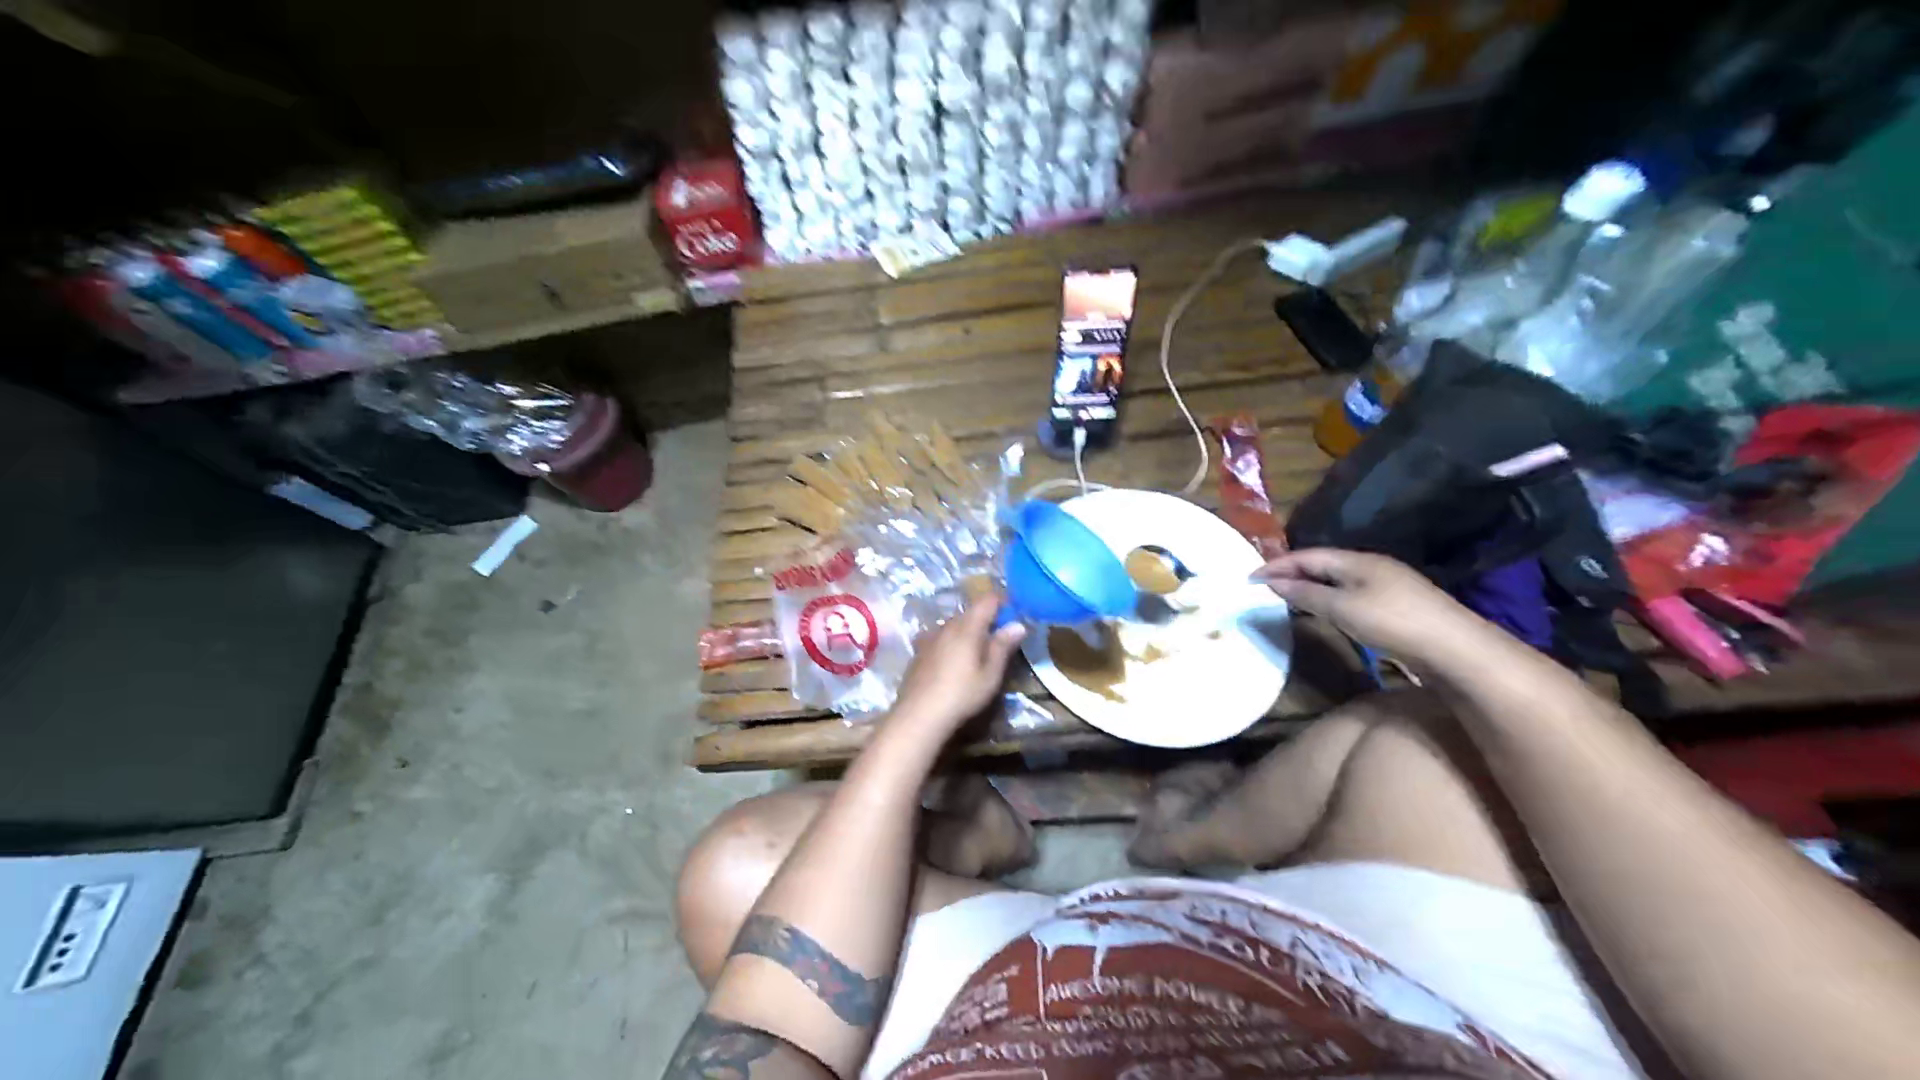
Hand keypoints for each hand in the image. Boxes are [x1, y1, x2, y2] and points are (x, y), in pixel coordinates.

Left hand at [888, 594, 1027, 739]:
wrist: (919, 714)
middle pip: (969, 612)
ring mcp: (929, 638)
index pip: (987, 600)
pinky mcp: (918, 652)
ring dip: (967, 631)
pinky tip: (952, 661)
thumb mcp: (990, 674)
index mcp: (967, 627)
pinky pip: (939, 638)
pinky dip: (951, 642)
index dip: (1002, 601)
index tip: (1014, 613)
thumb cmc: (962, 694)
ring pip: (953, 625)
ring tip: (976, 651)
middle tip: (999, 637)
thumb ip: (1002, 646)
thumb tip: (1018, 624)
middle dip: (985, 618)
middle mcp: (946, 626)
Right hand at [1254, 548, 1490, 667]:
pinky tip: (1324, 608)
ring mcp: (1387, 584)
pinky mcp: (1396, 604)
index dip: (1276, 564)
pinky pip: (1350, 591)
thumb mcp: (1342, 608)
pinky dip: (1328, 595)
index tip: (1249, 577)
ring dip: (1309, 583)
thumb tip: (1272, 581)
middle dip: (1291, 571)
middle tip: (1264, 584)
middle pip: (1322, 563)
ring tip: (1287, 595)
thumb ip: (1305, 593)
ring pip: (1337, 578)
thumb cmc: (1392, 622)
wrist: (1454, 648)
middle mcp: (1371, 566)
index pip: (1306, 555)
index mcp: (1356, 560)